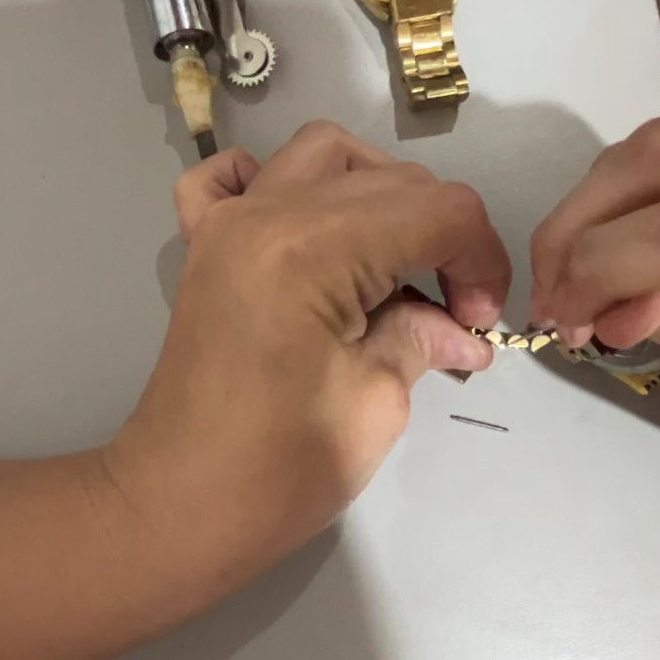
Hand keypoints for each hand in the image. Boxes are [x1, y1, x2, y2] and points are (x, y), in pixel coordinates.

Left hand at [106, 122, 509, 580]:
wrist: (179, 505)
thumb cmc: (280, 471)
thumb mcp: (376, 404)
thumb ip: (422, 339)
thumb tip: (465, 330)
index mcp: (313, 248)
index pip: (438, 210)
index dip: (481, 261)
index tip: (480, 324)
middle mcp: (266, 212)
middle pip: (391, 179)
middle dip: (442, 237)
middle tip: (451, 313)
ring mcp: (226, 222)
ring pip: (325, 155)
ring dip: (379, 194)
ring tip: (393, 262)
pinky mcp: (204, 245)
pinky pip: (234, 177)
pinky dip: (276, 181)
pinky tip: (302, 223)